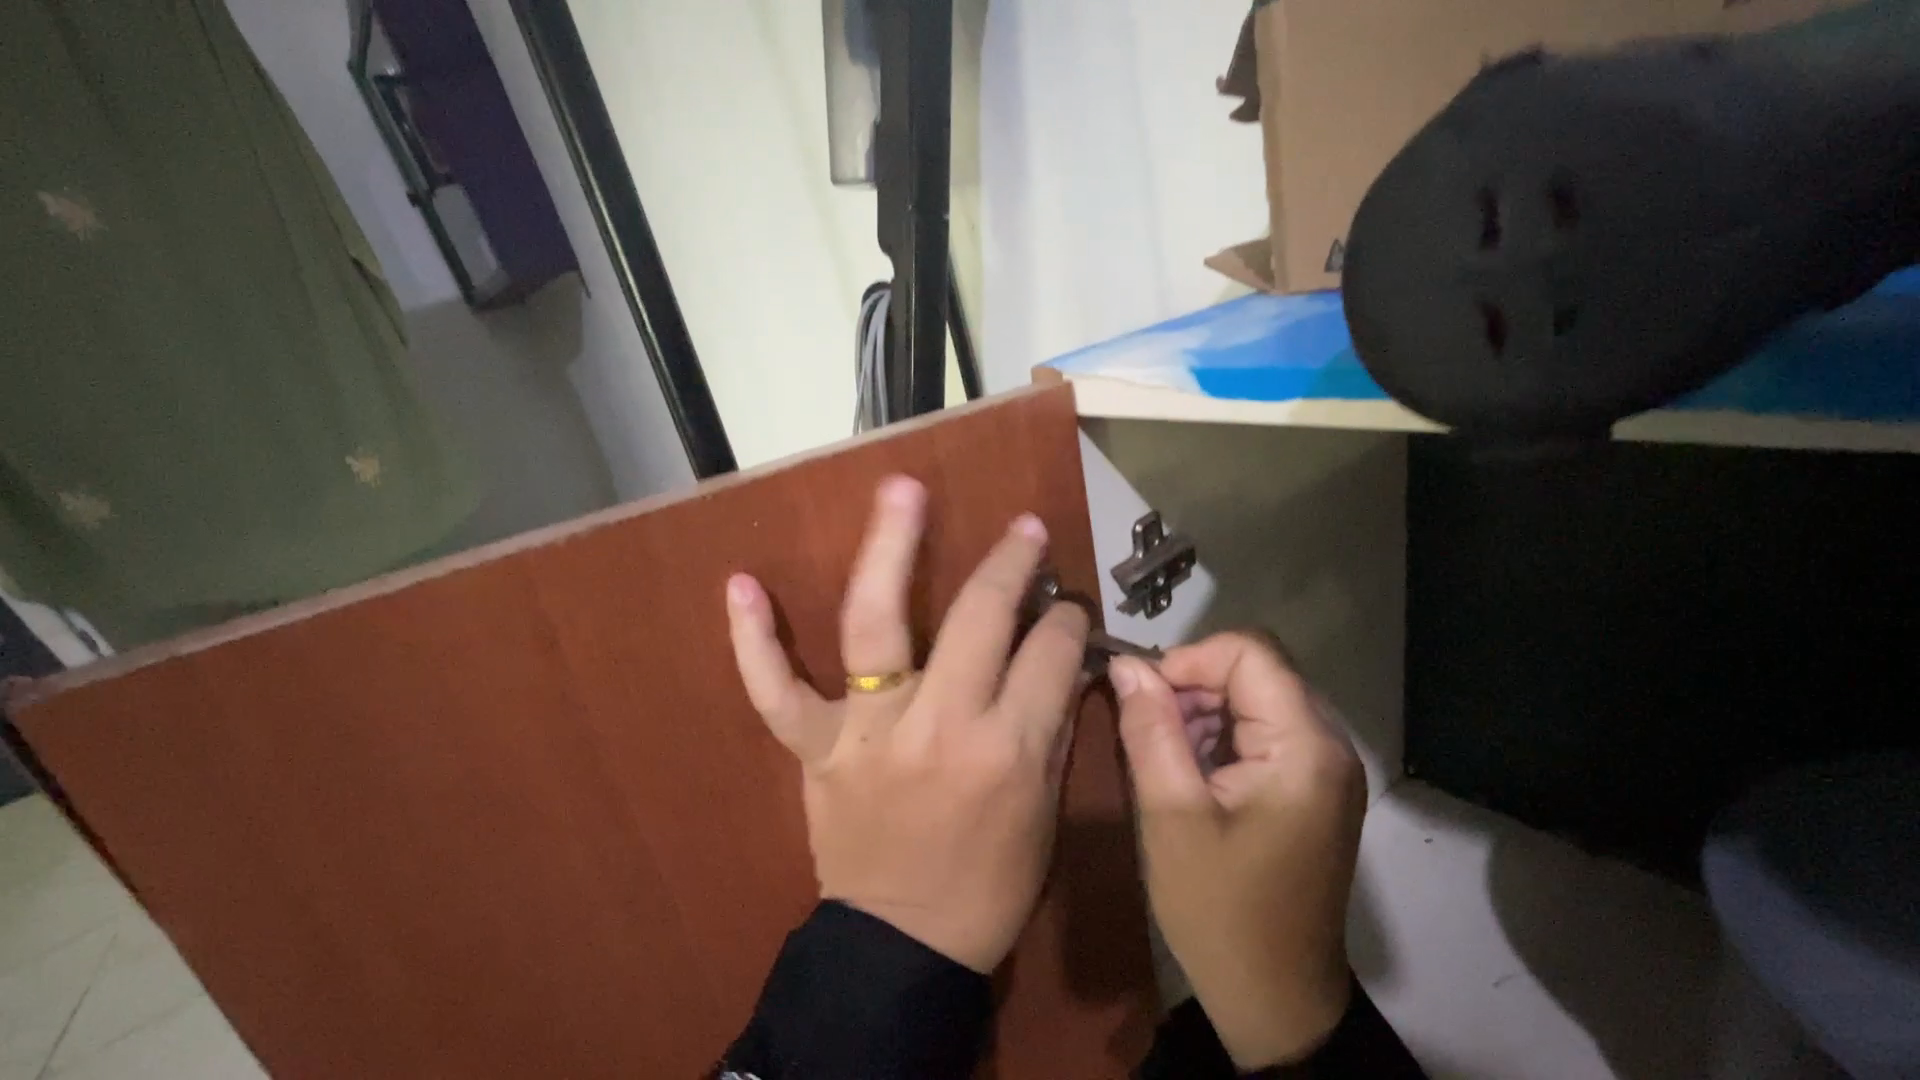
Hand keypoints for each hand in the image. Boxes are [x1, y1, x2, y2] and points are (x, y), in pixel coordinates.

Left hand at [725, 475, 1089, 973]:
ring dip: (890, 550)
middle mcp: (938, 725)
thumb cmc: (989, 884)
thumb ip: (1050, 724)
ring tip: (901, 490)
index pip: (1050, 653)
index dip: (1067, 621)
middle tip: (1024, 530)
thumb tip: (1059, 655)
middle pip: (978, 619)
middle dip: (1009, 566)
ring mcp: (867, 732)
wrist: (903, 944)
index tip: (1066, 607)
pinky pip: (775, 691)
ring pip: (877, 624)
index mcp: (1006, 749)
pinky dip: (753, 640)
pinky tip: (741, 582)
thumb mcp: (1043, 809)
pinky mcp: (815, 748)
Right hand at [1109, 634, 1365, 1069]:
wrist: (1275, 996)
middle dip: (1193, 685)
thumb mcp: (1171, 815)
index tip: (1143, 699)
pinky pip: (1265, 732)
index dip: (1189, 660)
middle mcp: (1328, 744)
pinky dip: (1222, 736)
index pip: (1250, 652)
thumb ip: (1149, 729)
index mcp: (1304, 747)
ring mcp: (1326, 767)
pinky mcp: (1314, 786)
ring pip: (1257, 697)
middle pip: (1257, 671)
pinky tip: (1190, 774)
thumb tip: (1126, 664)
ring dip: (1204, 711)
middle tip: (1146, 728)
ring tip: (1163, 755)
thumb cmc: (1219, 910)